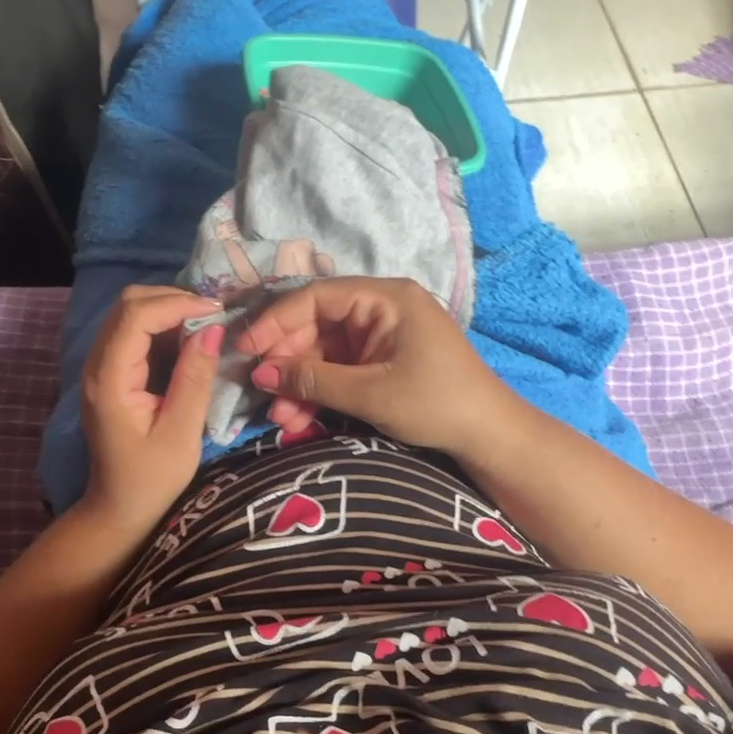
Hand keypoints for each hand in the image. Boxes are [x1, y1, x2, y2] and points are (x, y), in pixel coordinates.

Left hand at [80, 286, 224, 536]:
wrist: (118, 507)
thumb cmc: (152, 479)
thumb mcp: (182, 433)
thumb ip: (195, 378)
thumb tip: (213, 329)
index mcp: (110, 380)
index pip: (136, 317)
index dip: (177, 304)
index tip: (217, 310)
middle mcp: (96, 365)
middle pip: (128, 305)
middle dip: (172, 300)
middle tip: (214, 314)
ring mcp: (99, 367)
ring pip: (129, 314)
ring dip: (167, 310)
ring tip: (207, 323)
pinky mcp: (110, 373)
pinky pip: (133, 333)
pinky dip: (162, 326)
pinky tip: (189, 339)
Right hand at [237, 276, 522, 456]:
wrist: (488, 436)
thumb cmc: (437, 403)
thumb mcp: (371, 393)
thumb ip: (314, 379)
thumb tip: (261, 373)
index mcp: (385, 298)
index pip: (316, 297)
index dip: (276, 322)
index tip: (245, 350)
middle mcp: (379, 310)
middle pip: (315, 326)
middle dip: (286, 363)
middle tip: (261, 393)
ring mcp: (378, 338)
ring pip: (322, 354)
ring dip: (298, 385)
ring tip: (280, 419)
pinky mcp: (378, 364)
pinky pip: (336, 372)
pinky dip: (317, 393)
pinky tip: (296, 418)